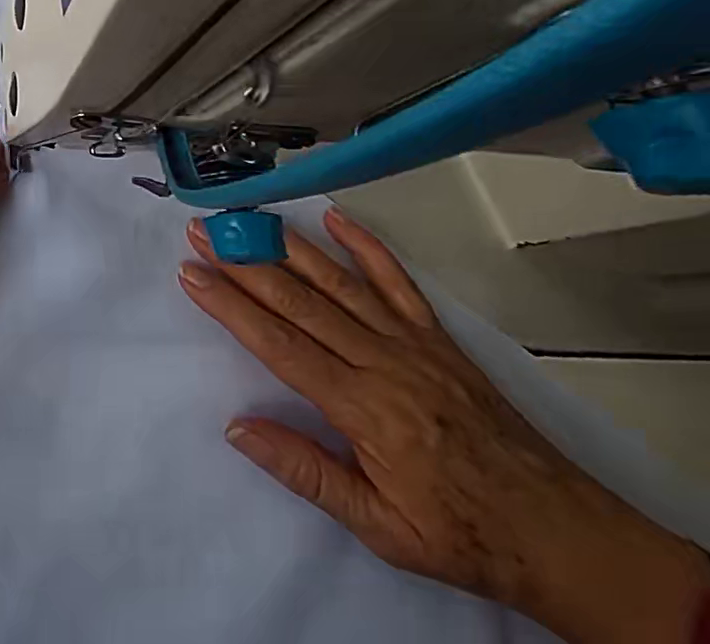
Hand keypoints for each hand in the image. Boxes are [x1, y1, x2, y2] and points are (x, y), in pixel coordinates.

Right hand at [179, 208, 709, 643]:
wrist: (572, 540)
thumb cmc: (461, 534)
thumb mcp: (379, 527)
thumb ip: (305, 473)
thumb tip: (236, 427)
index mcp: (365, 409)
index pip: (280, 344)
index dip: (230, 306)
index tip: (190, 274)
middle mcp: (387, 366)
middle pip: (301, 303)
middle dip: (244, 264)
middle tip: (202, 232)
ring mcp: (417, 348)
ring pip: (340, 285)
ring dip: (287, 249)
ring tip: (246, 221)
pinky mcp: (442, 344)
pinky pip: (401, 287)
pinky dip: (368, 249)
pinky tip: (336, 221)